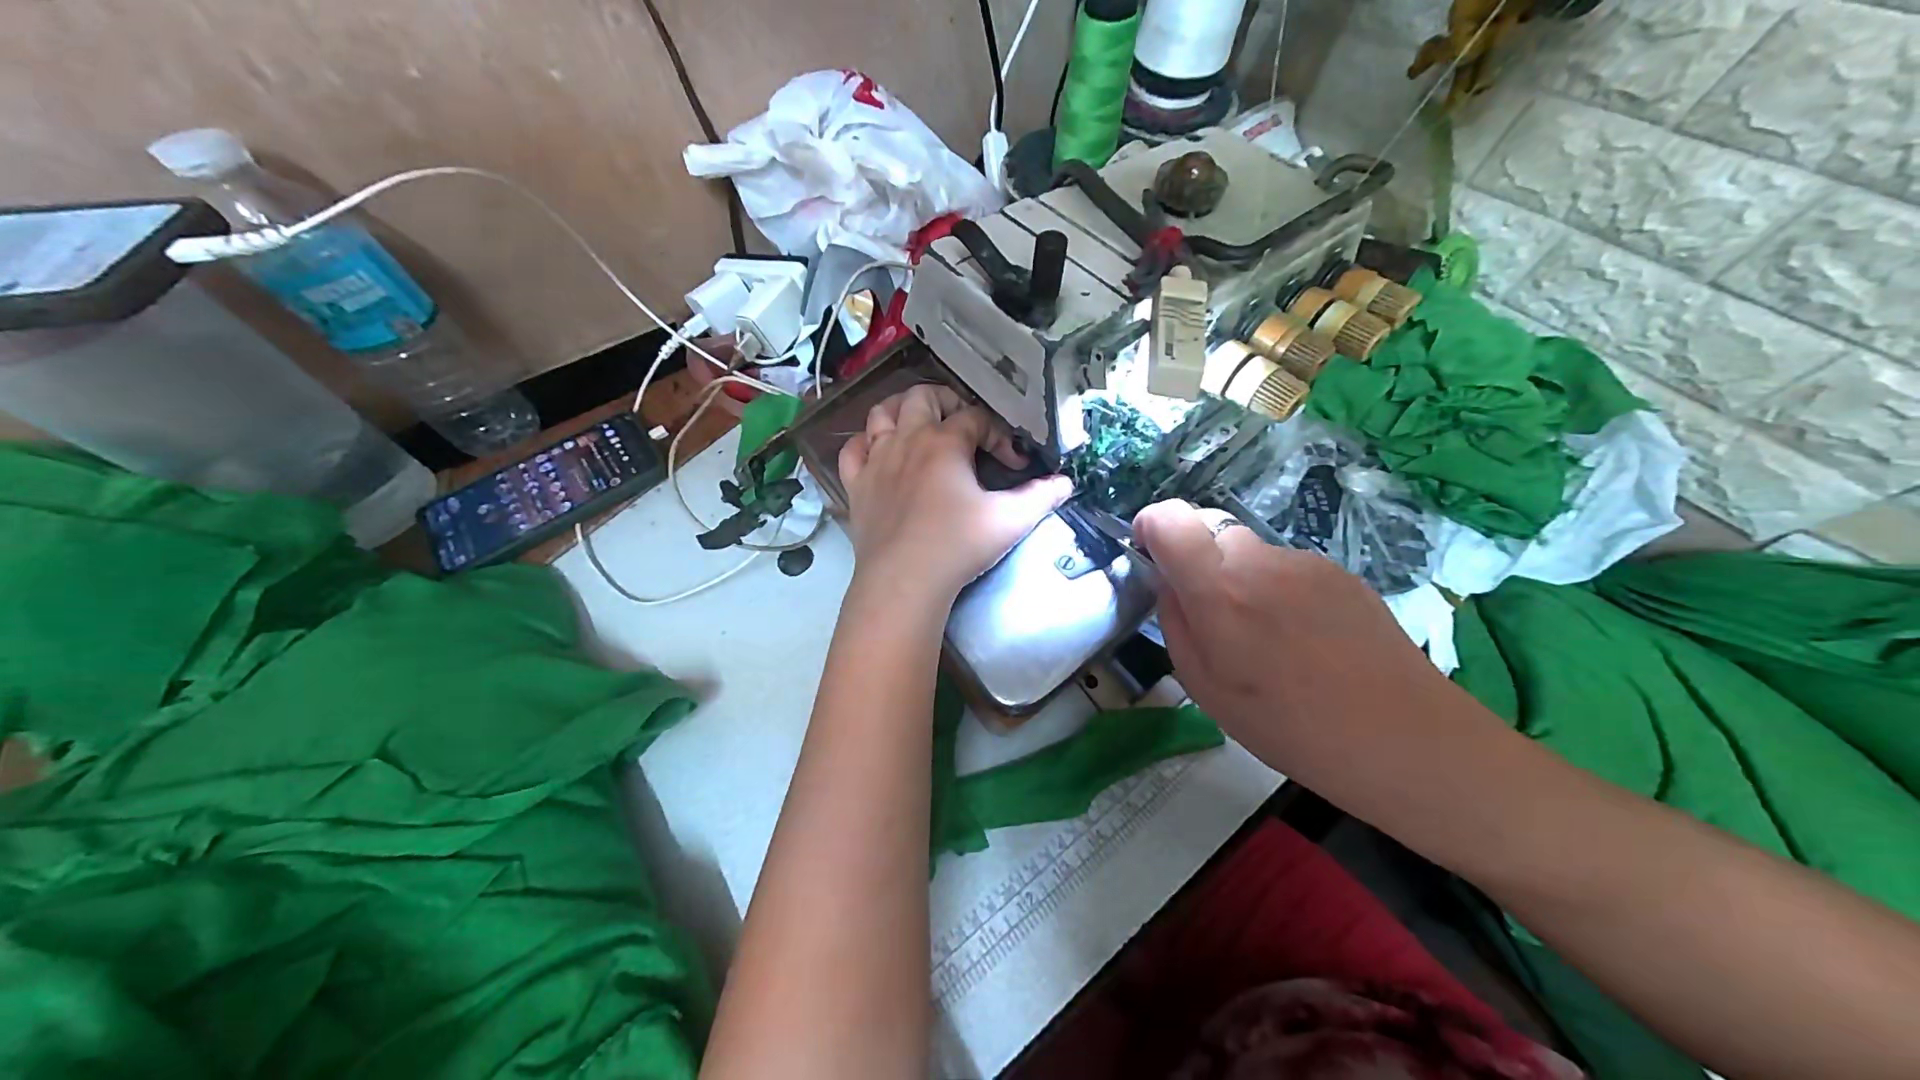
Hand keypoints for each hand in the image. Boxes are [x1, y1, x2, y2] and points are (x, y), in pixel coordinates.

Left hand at [839, 385, 1071, 600]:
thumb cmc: (957, 546)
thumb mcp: (1010, 521)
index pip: (976, 419)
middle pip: (922, 397)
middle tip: (964, 426)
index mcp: (944, 443)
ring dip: (901, 410)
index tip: (1013, 464)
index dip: (999, 435)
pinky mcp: (856, 485)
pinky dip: (866, 443)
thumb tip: (1064, 483)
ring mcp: (876, 461)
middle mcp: (906, 441)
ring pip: (880, 413)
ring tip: (920, 424)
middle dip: (948, 402)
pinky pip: (853, 449)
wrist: (904, 581)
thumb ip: (1040, 497)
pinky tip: (879, 452)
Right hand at [1131, 499, 1449, 768]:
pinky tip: (1306, 639)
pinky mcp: (1341, 572)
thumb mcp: (1205, 688)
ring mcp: (1306, 563)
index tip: (1151, 555)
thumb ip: (1176, 624)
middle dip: (1198, 562)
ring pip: (1252, 553)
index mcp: (1219, 591)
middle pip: (1211, 532)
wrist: (1402, 737)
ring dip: (1242, 579)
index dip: (1151, 527)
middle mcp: (1260, 561)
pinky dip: (1280, 591)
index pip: (1169, 519)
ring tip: (1269, 639)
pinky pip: (1289, 568)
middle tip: (1214, 616)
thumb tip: (1170, 586)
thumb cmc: (1288, 726)